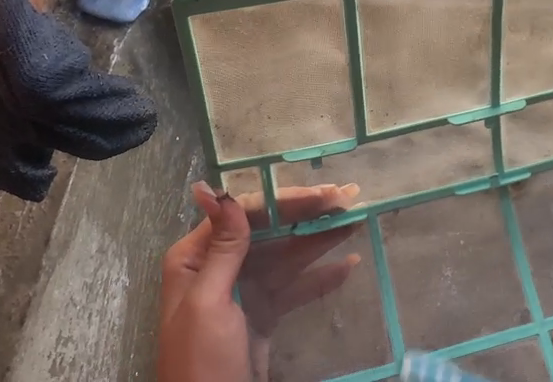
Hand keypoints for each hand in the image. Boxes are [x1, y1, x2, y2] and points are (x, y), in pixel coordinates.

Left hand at [158, 181, 362, 381]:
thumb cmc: (201, 364)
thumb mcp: (209, 304)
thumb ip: (222, 247)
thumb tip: (213, 188)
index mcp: (196, 257)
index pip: (245, 214)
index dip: (286, 200)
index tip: (324, 194)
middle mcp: (217, 267)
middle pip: (269, 230)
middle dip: (308, 214)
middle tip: (349, 197)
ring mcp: (241, 292)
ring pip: (286, 256)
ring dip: (320, 240)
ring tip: (356, 221)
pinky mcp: (261, 316)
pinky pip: (294, 288)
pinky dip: (319, 278)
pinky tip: (347, 266)